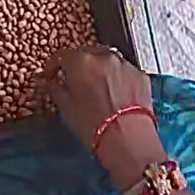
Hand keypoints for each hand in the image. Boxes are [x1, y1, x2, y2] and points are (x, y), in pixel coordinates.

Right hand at [42, 44, 164, 182]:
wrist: (128, 139)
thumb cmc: (95, 126)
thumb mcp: (66, 109)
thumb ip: (57, 90)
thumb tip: (52, 84)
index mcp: (81, 62)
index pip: (62, 56)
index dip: (54, 66)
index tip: (52, 74)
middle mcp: (104, 57)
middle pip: (87, 54)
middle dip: (80, 66)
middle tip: (76, 82)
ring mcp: (124, 64)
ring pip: (108, 60)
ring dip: (101, 70)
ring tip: (97, 89)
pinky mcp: (141, 75)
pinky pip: (125, 71)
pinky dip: (119, 78)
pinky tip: (116, 95)